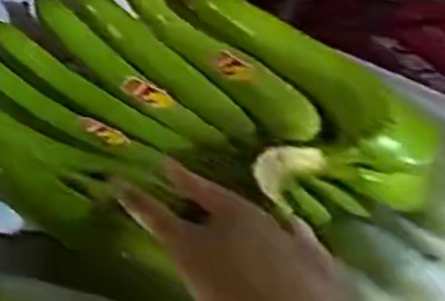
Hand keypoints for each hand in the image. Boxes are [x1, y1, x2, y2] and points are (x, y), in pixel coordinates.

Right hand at [117, 160, 346, 300]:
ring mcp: (308, 253)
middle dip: (224, 201)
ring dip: (268, 225)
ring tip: (259, 223)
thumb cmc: (230, 282)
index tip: (163, 162)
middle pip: (242, 206)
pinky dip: (299, 250)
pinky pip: (312, 258)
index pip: (200, 185)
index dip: (179, 175)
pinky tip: (298, 254)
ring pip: (283, 229)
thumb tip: (115, 179)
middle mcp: (274, 222)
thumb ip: (152, 213)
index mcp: (237, 208)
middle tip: (207, 198)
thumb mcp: (182, 248)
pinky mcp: (330, 283)